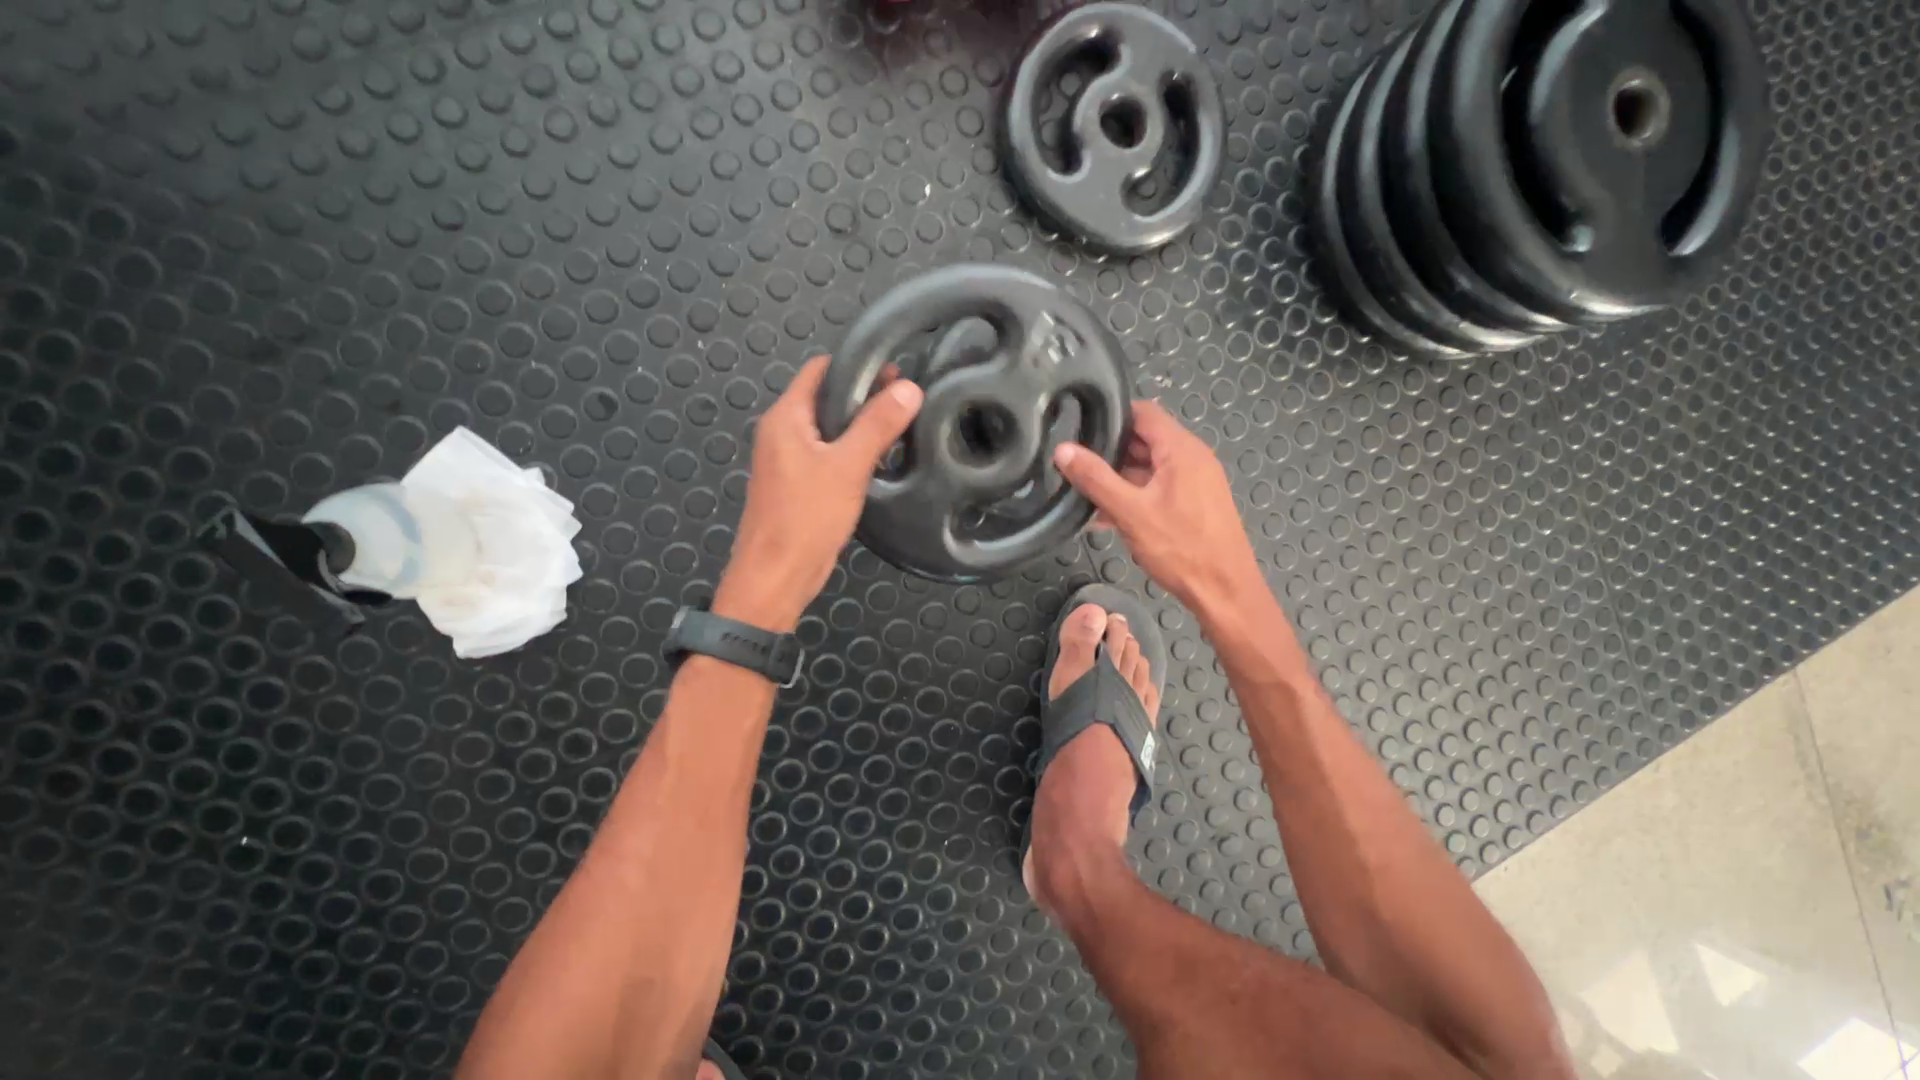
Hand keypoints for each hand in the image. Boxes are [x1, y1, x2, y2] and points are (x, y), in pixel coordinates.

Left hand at [714, 356, 921, 631]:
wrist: (775, 577)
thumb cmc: (805, 518)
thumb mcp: (847, 467)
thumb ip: (878, 425)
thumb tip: (908, 388)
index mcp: (785, 417)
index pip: (820, 369)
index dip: (857, 365)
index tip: (896, 372)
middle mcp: (782, 433)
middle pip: (826, 398)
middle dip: (864, 397)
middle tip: (906, 403)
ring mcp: (788, 461)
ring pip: (829, 430)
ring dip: (860, 428)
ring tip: (900, 430)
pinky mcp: (798, 486)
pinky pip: (828, 457)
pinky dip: (852, 454)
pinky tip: (878, 463)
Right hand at [1052, 400, 1263, 615]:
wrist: (1225, 591)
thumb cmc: (1180, 547)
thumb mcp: (1130, 512)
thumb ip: (1095, 478)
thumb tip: (1063, 450)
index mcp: (1181, 449)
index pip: (1143, 412)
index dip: (1110, 416)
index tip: (1078, 428)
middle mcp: (1193, 458)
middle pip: (1145, 440)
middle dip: (1110, 452)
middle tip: (1074, 464)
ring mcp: (1196, 482)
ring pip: (1150, 468)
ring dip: (1119, 479)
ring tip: (1084, 494)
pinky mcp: (1195, 504)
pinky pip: (1159, 488)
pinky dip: (1135, 496)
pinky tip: (1108, 517)